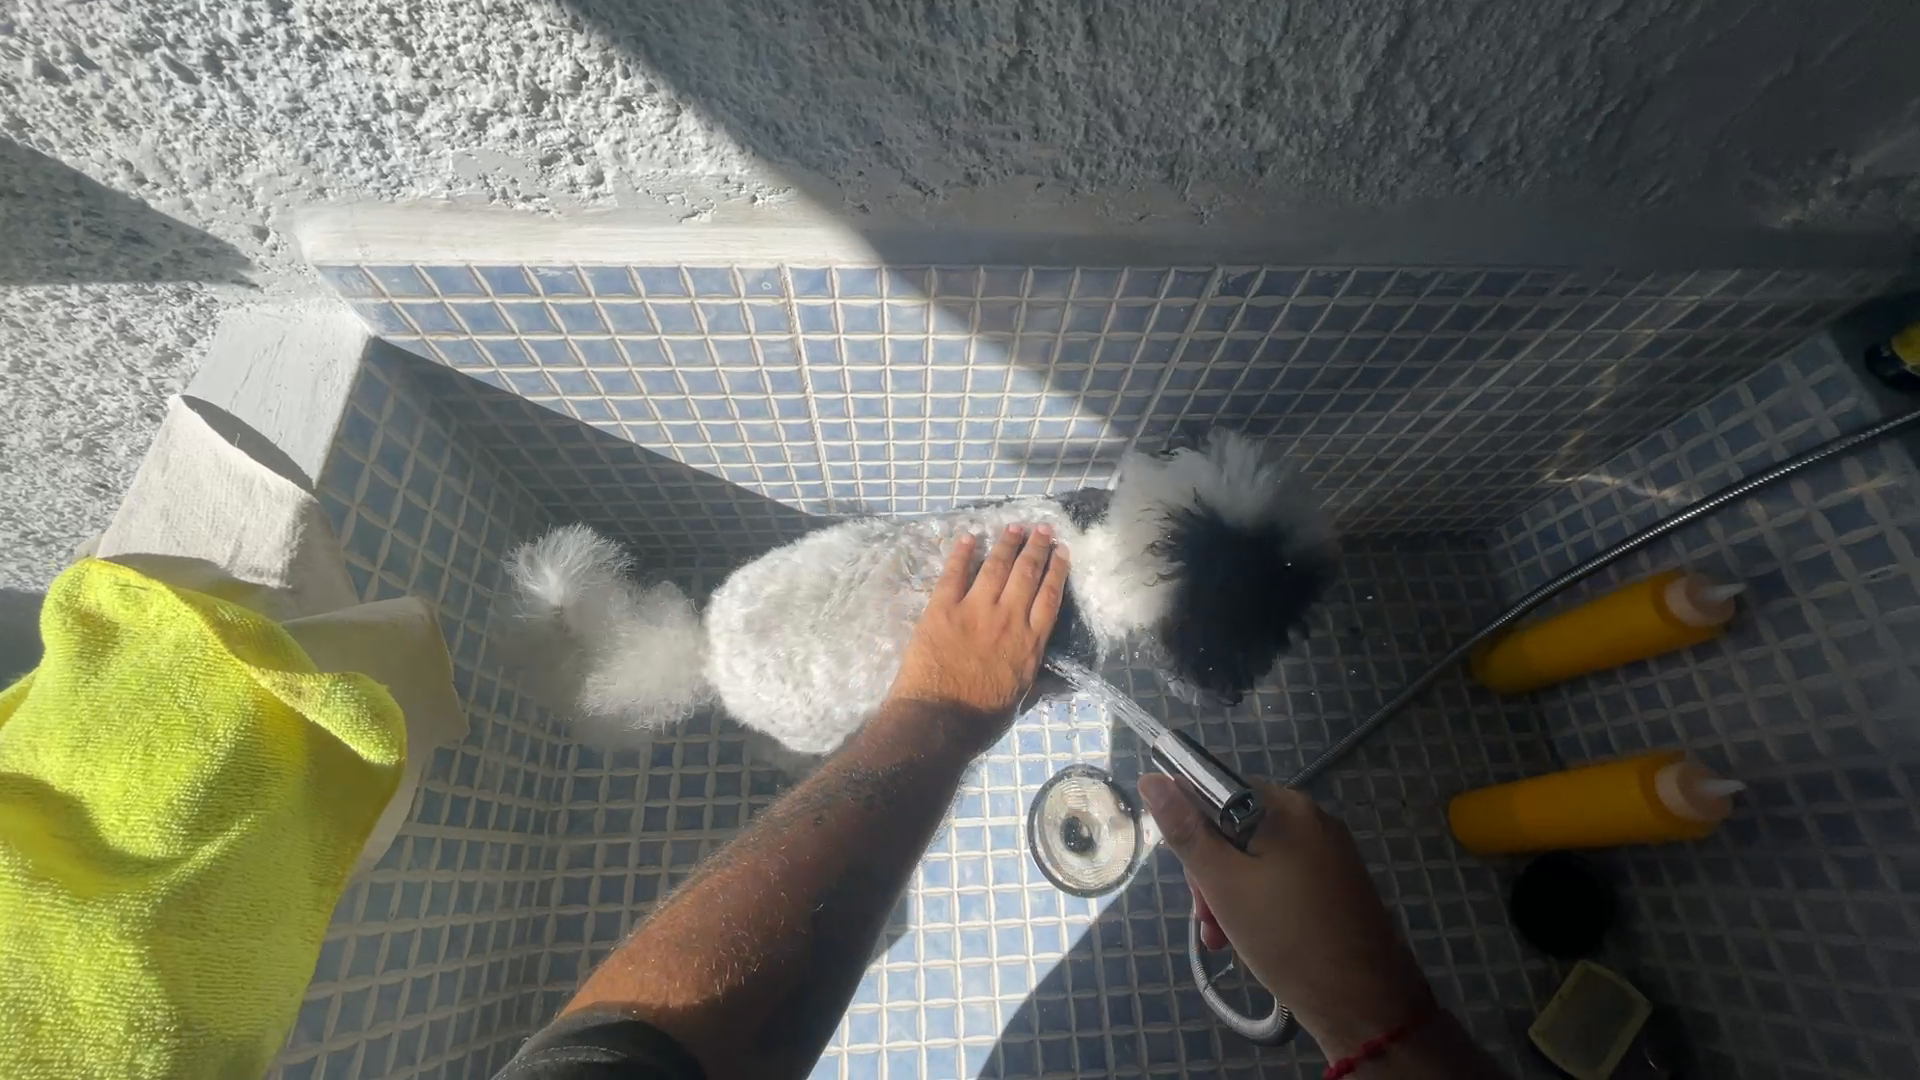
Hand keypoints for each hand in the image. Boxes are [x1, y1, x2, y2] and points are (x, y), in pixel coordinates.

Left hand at [884, 524, 1068, 749]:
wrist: (939, 718)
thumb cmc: (981, 717)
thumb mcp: (1022, 697)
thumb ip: (1037, 677)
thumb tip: (1058, 676)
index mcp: (1029, 642)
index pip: (1049, 597)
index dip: (1057, 570)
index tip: (1061, 551)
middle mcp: (1008, 618)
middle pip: (1027, 574)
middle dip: (1036, 548)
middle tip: (1042, 529)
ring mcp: (975, 610)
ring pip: (996, 567)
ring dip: (1007, 543)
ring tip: (1014, 526)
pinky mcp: (943, 608)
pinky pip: (955, 573)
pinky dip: (962, 552)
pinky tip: (969, 537)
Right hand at [1138, 774, 1435, 1058]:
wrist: (1371, 1012)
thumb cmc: (1288, 939)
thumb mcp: (1222, 884)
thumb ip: (1185, 830)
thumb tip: (1151, 779)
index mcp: (1285, 806)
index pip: (1215, 791)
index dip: (1192, 829)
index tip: (1191, 874)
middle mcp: (1312, 818)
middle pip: (1234, 827)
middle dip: (1211, 871)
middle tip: (1207, 917)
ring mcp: (1330, 852)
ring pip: (1256, 857)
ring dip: (1230, 892)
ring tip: (1222, 938)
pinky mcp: (1339, 884)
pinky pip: (1283, 876)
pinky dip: (1260, 900)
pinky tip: (1250, 938)